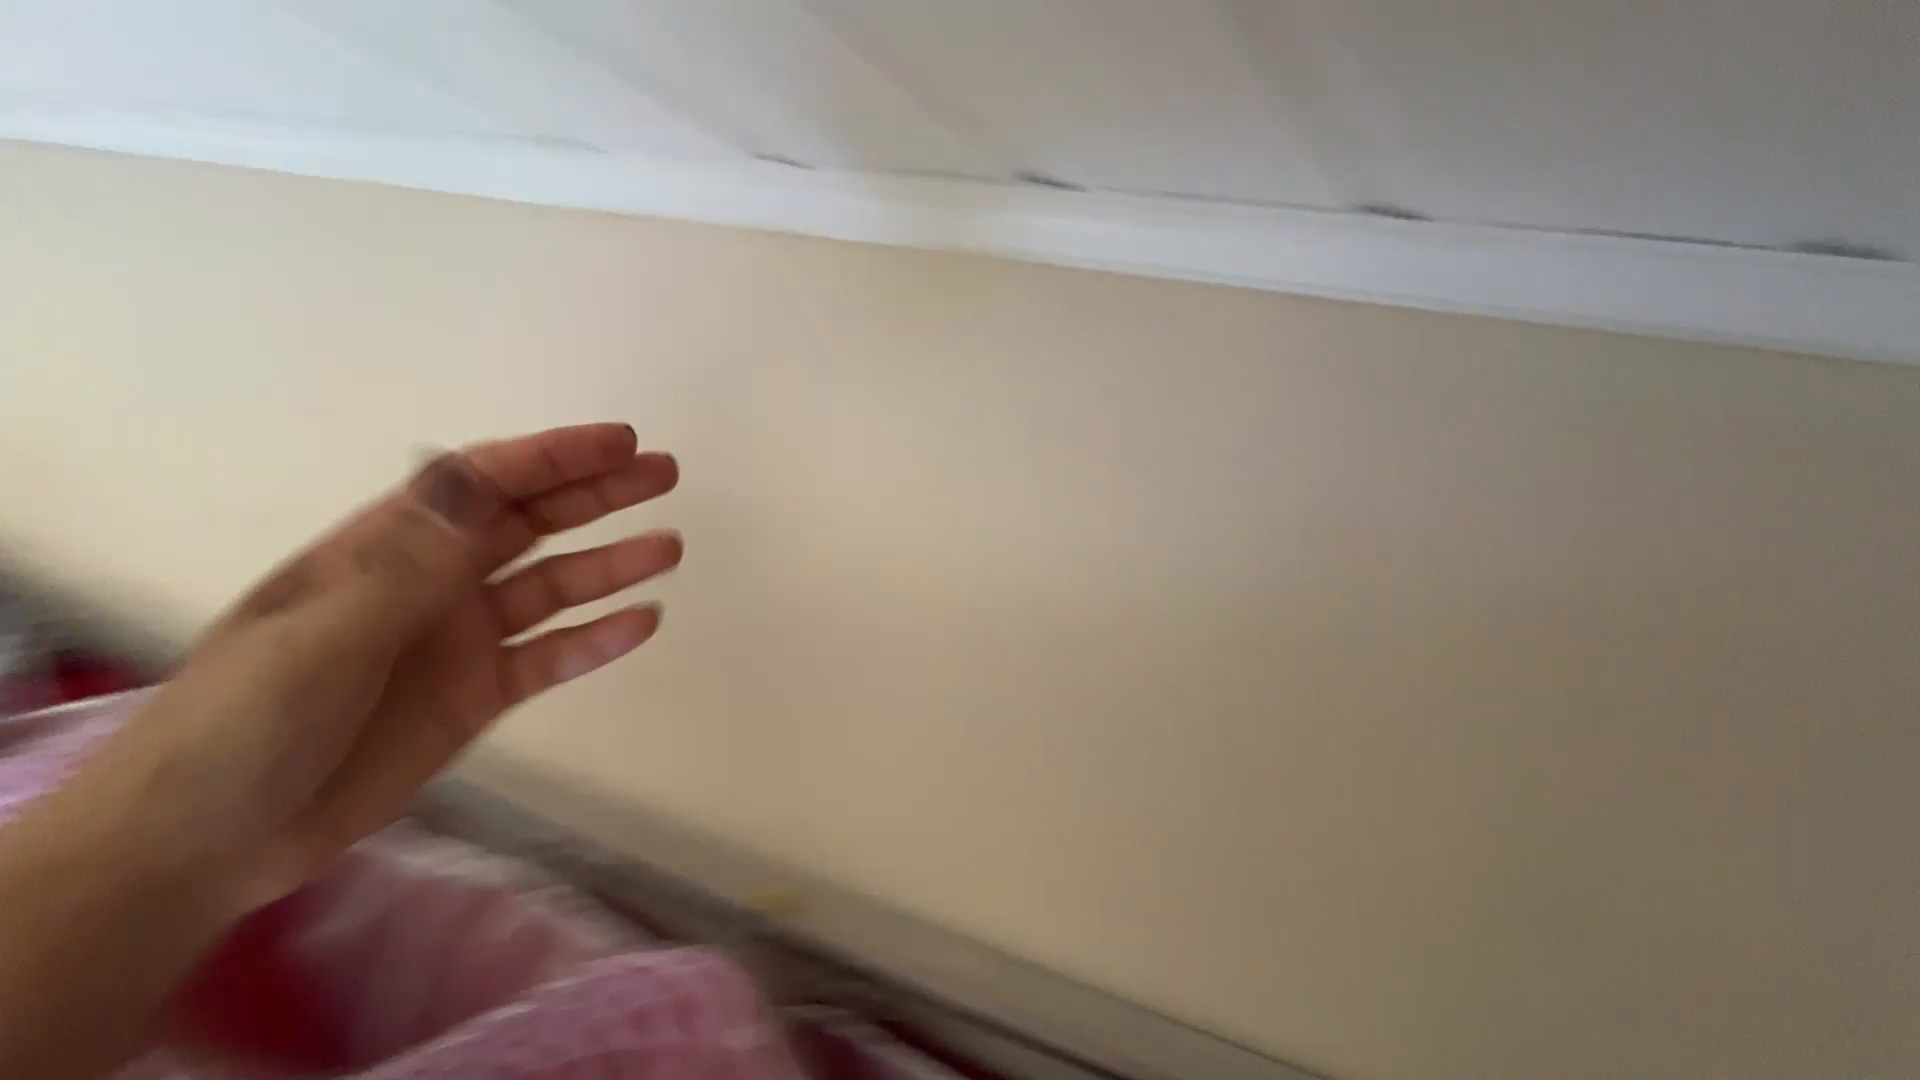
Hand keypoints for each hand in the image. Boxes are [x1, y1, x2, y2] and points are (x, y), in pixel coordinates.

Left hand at [87, 423, 680, 912]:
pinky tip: (642, 624)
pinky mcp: (479, 694)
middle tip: (664, 474)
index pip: (483, 483)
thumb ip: (409, 563)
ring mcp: (460, 639)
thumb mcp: (323, 636)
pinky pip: (551, 657)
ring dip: (610, 565)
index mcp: (387, 548)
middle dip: (596, 494)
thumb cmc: (243, 723)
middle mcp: (434, 581)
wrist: (210, 843)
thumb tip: (472, 477)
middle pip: (530, 524)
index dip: (554, 457)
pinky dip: (596, 640)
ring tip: (669, 547)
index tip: (620, 443)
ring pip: (552, 588)